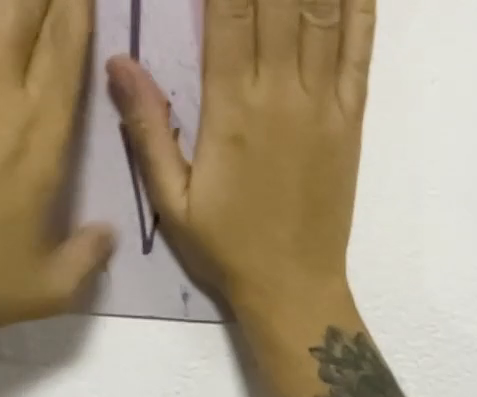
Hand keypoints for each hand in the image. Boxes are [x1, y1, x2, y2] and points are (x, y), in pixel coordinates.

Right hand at [109, 0, 376, 319]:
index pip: (226, 6)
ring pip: (321, 9)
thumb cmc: (229, 251)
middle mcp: (280, 93)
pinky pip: (359, 50)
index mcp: (231, 109)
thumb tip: (117, 62)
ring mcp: (321, 105)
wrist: (294, 289)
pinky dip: (359, 5)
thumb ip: (148, 131)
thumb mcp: (173, 202)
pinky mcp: (349, 122)